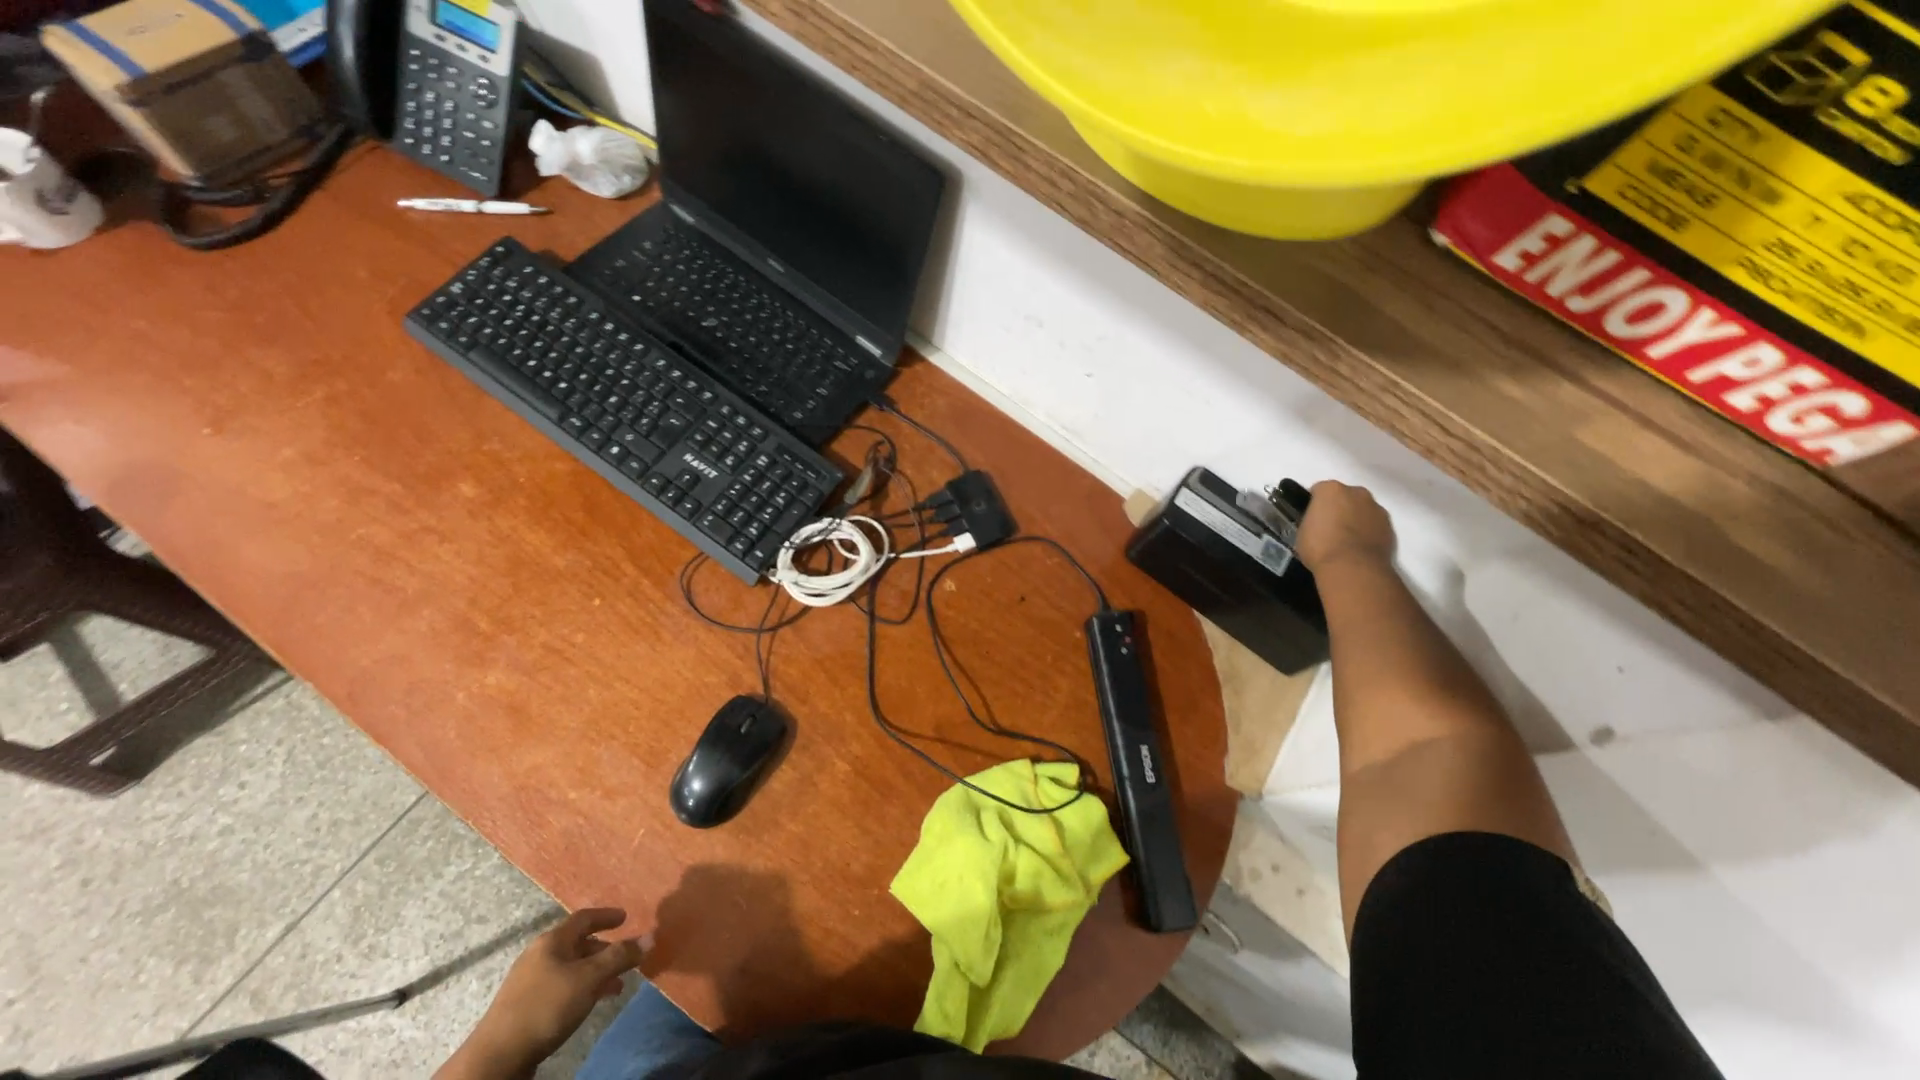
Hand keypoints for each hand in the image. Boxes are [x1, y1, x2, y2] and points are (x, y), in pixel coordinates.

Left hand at [436, 908, 647, 1079]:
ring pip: (571, 966)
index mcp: (552, 941)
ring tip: (615, 986)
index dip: (606, 915)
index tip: (626, 917)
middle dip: (604, 949)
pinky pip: (562, 984)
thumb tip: (651, 935)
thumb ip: (620, 956)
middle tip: (626, 958)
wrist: (499, 1055)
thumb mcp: (590, 978)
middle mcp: (539, 954)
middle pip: (577, 942)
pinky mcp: (526, 1004)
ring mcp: (530, 980)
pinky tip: (589, 1002)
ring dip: (595, 972)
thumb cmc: (547, 1007)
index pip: (583, 918)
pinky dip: (581, 987)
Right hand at [1295, 481, 1395, 573]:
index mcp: (1331, 490)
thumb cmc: (1320, 547)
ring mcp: (1377, 508)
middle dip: (1339, 507)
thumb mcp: (1303, 532)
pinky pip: (1376, 524)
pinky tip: (1360, 548)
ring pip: (1364, 509)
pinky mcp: (1390, 526)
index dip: (1315, 504)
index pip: (1319, 490)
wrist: (1353, 568)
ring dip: (1357, 519)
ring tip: (1347, 541)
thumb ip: (1312, 520)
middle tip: (1330, 528)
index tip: (1312, 518)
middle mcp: (1357, 493)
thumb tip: (1318, 524)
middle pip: (1346, 496)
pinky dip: (1369, 532)